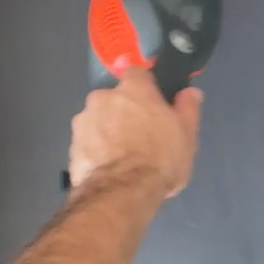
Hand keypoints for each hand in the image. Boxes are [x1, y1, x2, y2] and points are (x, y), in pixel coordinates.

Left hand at [67, 67, 203, 200]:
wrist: (121, 191)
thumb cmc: (160, 159)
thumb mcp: (186, 136)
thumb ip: (187, 109)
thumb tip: (191, 92)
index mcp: (134, 90)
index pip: (138, 72)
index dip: (146, 85)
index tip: (154, 101)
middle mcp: (104, 97)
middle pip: (116, 98)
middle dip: (125, 111)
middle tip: (141, 135)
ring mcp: (84, 119)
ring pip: (100, 119)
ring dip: (109, 130)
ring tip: (124, 156)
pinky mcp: (73, 143)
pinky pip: (89, 140)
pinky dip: (98, 148)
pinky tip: (111, 167)